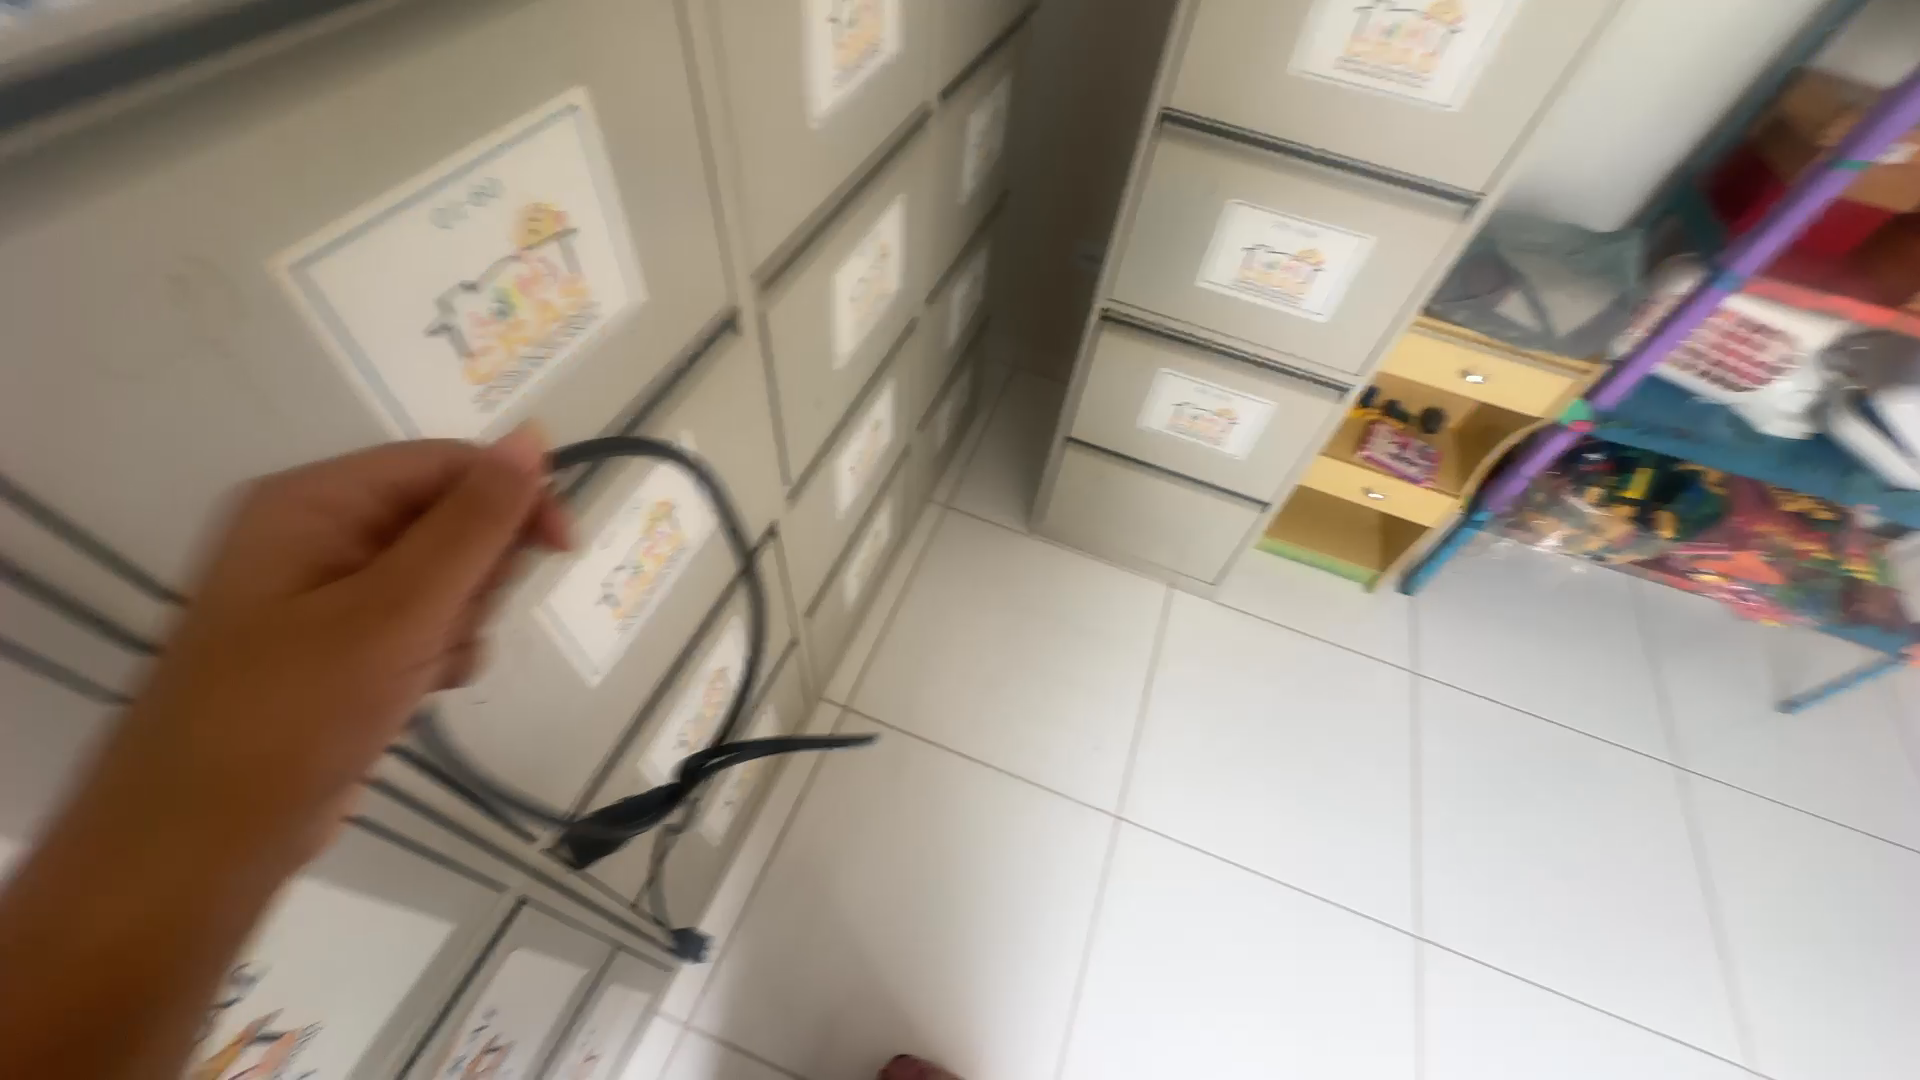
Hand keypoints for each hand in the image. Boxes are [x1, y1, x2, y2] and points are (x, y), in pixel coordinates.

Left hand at [86, 426, 571, 866]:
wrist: (206, 845)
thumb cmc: (295, 712)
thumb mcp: (399, 608)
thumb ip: (474, 523)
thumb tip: (534, 437)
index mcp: (316, 502)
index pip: (449, 465)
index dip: (515, 497)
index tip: (564, 550)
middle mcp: (323, 535)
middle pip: (454, 521)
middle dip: (477, 577)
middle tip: (451, 625)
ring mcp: (333, 593)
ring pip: (452, 578)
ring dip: (463, 622)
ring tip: (425, 669)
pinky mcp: (349, 644)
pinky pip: (432, 622)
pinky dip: (444, 652)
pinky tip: (421, 690)